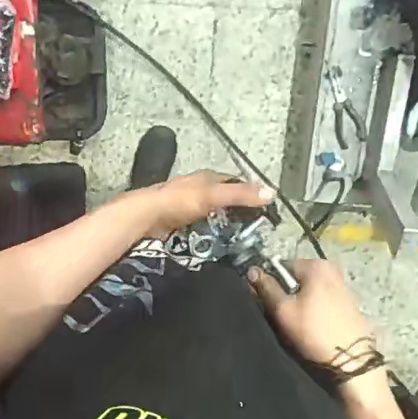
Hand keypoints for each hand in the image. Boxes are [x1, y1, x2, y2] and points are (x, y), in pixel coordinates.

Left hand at [133, 170, 272, 235]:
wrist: (146, 216)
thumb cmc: (180, 201)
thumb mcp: (214, 196)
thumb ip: (241, 194)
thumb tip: (271, 193)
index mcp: (208, 177)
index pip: (236, 182)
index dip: (250, 193)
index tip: (263, 209)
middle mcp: (198, 187)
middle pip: (224, 197)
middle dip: (237, 210)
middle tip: (252, 228)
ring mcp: (187, 204)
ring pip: (212, 212)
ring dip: (223, 222)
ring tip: (237, 238)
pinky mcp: (178, 219)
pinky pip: (200, 225)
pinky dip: (209, 231)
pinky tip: (214, 241)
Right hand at [248, 258, 376, 366]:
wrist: (351, 359)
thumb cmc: (314, 331)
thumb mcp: (283, 310)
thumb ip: (266, 288)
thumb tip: (252, 271)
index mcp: (317, 265)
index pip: (281, 266)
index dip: (270, 283)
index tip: (268, 302)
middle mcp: (332, 269)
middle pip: (297, 278)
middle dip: (287, 293)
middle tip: (282, 315)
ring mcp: (343, 285)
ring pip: (310, 290)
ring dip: (301, 302)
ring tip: (297, 323)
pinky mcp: (349, 302)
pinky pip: (323, 299)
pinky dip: (315, 308)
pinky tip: (313, 326)